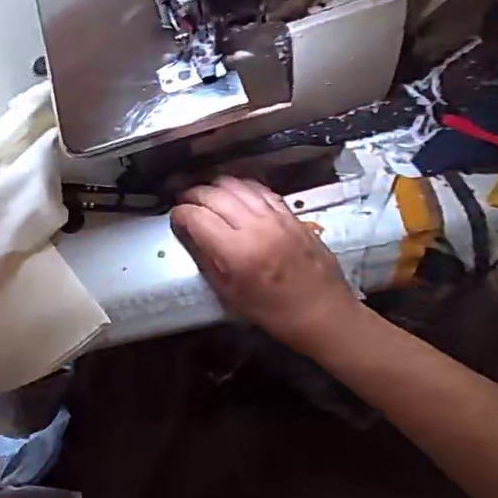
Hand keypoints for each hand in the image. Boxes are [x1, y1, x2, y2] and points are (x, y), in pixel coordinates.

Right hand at [170, 177, 364, 354]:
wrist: (323, 312)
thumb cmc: (272, 311)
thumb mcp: (229, 293)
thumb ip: (206, 259)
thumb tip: (189, 234)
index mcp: (237, 251)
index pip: (196, 216)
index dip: (179, 214)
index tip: (174, 218)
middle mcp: (255, 227)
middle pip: (213, 195)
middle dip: (192, 195)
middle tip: (184, 204)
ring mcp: (276, 217)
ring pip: (236, 185)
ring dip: (215, 187)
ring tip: (206, 196)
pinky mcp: (291, 214)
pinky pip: (260, 190)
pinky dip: (242, 188)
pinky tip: (235, 195)